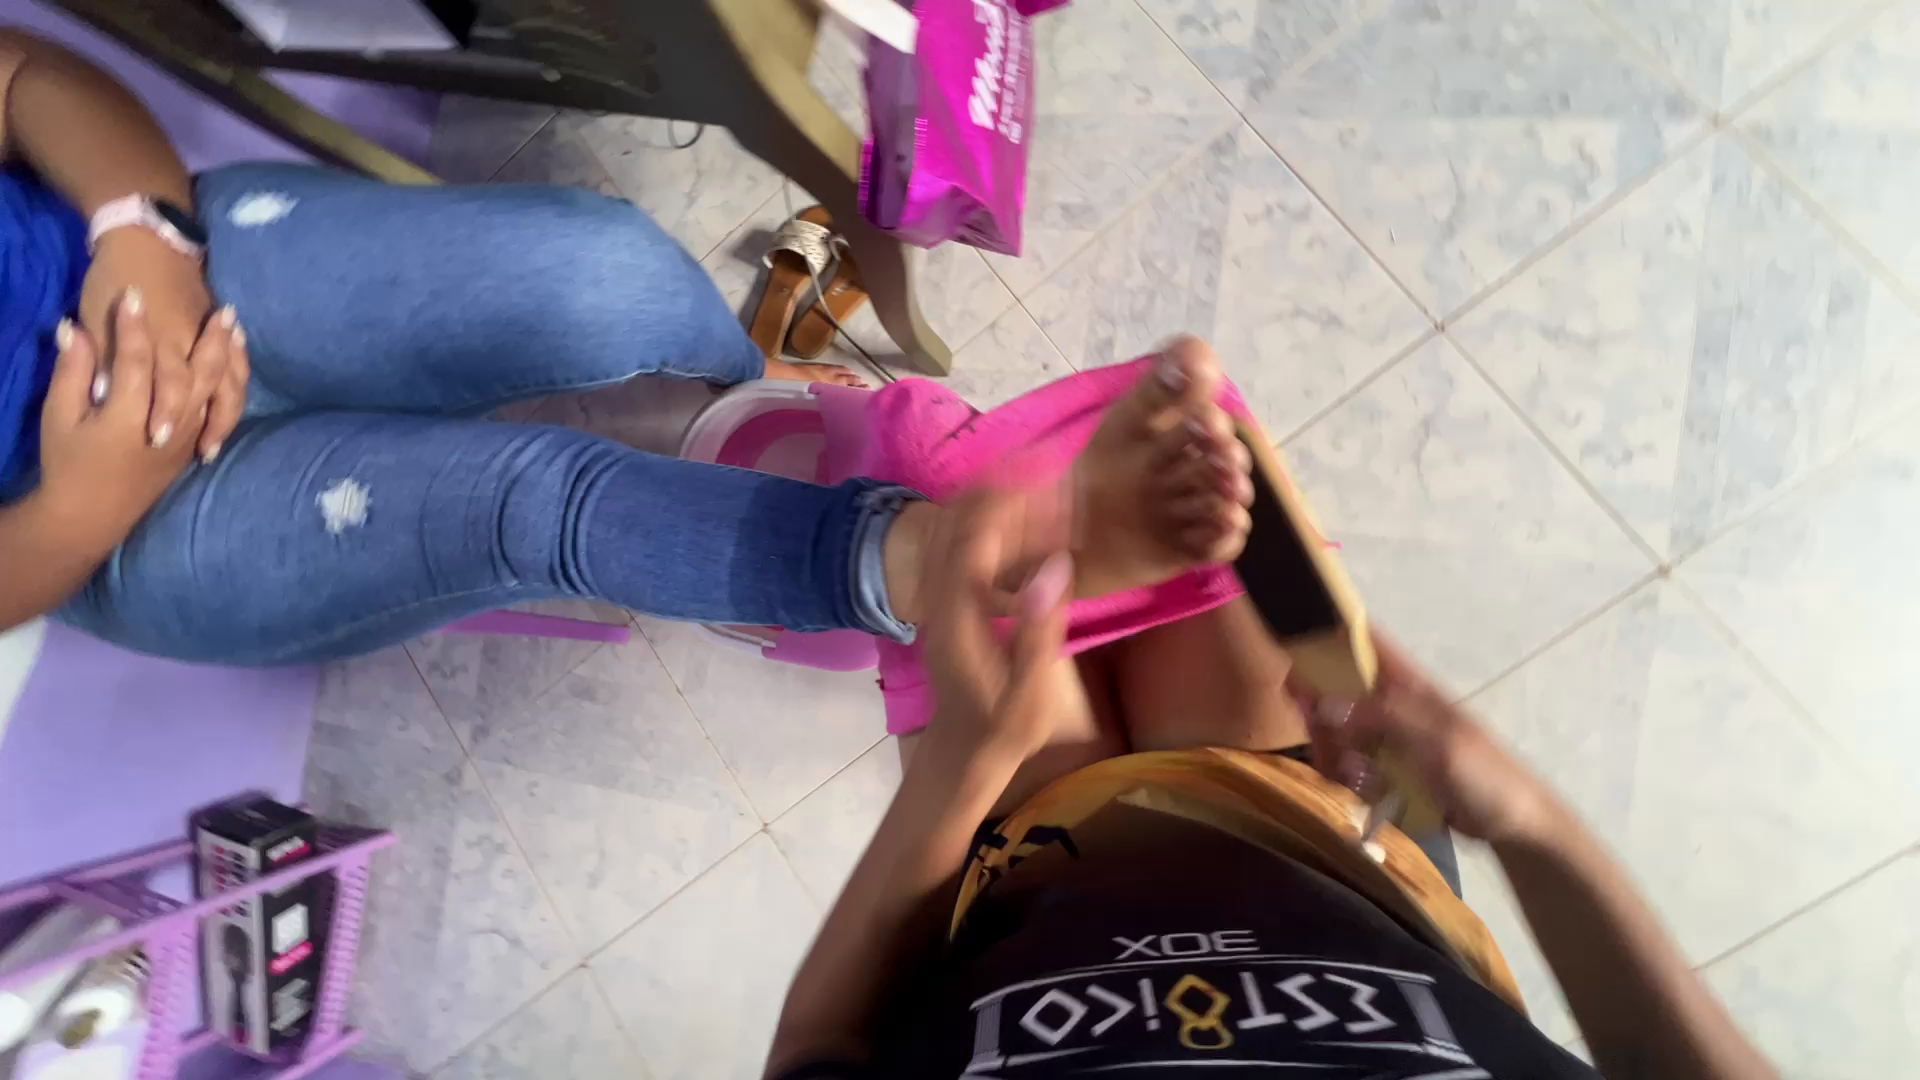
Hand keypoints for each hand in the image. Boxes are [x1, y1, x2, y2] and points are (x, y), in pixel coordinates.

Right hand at [36, 294, 214, 546]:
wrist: (97, 507)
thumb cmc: (69, 458)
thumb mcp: (60, 415)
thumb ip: (73, 372)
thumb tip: (74, 328)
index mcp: (128, 413)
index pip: (138, 360)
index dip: (133, 325)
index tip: (131, 294)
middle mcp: (172, 421)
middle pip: (198, 373)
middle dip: (211, 340)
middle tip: (223, 309)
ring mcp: (192, 431)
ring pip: (219, 389)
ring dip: (229, 358)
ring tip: (235, 330)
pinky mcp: (199, 438)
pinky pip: (224, 404)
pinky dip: (232, 380)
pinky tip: (234, 362)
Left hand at [79, 228, 248, 460]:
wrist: (149, 243)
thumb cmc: (112, 280)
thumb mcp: (96, 314)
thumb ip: (102, 352)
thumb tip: (108, 391)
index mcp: (161, 342)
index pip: (170, 386)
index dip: (166, 413)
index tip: (157, 440)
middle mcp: (193, 348)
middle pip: (214, 392)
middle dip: (210, 422)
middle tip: (205, 451)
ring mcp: (211, 345)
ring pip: (230, 385)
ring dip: (226, 413)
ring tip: (218, 436)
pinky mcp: (219, 341)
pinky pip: (235, 372)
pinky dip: (234, 393)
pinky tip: (227, 409)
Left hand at [917, 486, 1075, 763]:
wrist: (963, 750)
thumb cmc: (1003, 728)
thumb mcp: (1028, 691)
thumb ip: (1039, 629)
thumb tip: (1057, 565)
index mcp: (957, 616)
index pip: (969, 540)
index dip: (999, 501)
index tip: (1035, 473)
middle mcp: (939, 599)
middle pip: (956, 526)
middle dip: (997, 492)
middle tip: (1043, 470)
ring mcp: (938, 601)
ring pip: (955, 535)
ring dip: (993, 506)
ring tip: (1040, 487)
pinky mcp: (947, 605)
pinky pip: (961, 552)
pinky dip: (989, 528)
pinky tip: (1023, 524)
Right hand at [1300, 635, 1557, 843]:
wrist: (1518, 829)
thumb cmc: (1488, 776)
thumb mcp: (1440, 741)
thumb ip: (1383, 717)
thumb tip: (1323, 702)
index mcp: (1408, 684)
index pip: (1365, 642)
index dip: (1327, 636)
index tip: (1295, 651)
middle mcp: (1390, 703)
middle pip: (1333, 689)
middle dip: (1319, 711)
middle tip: (1315, 730)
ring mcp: (1385, 736)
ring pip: (1333, 729)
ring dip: (1333, 751)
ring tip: (1353, 775)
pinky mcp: (1382, 767)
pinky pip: (1344, 762)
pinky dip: (1345, 776)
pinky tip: (1363, 791)